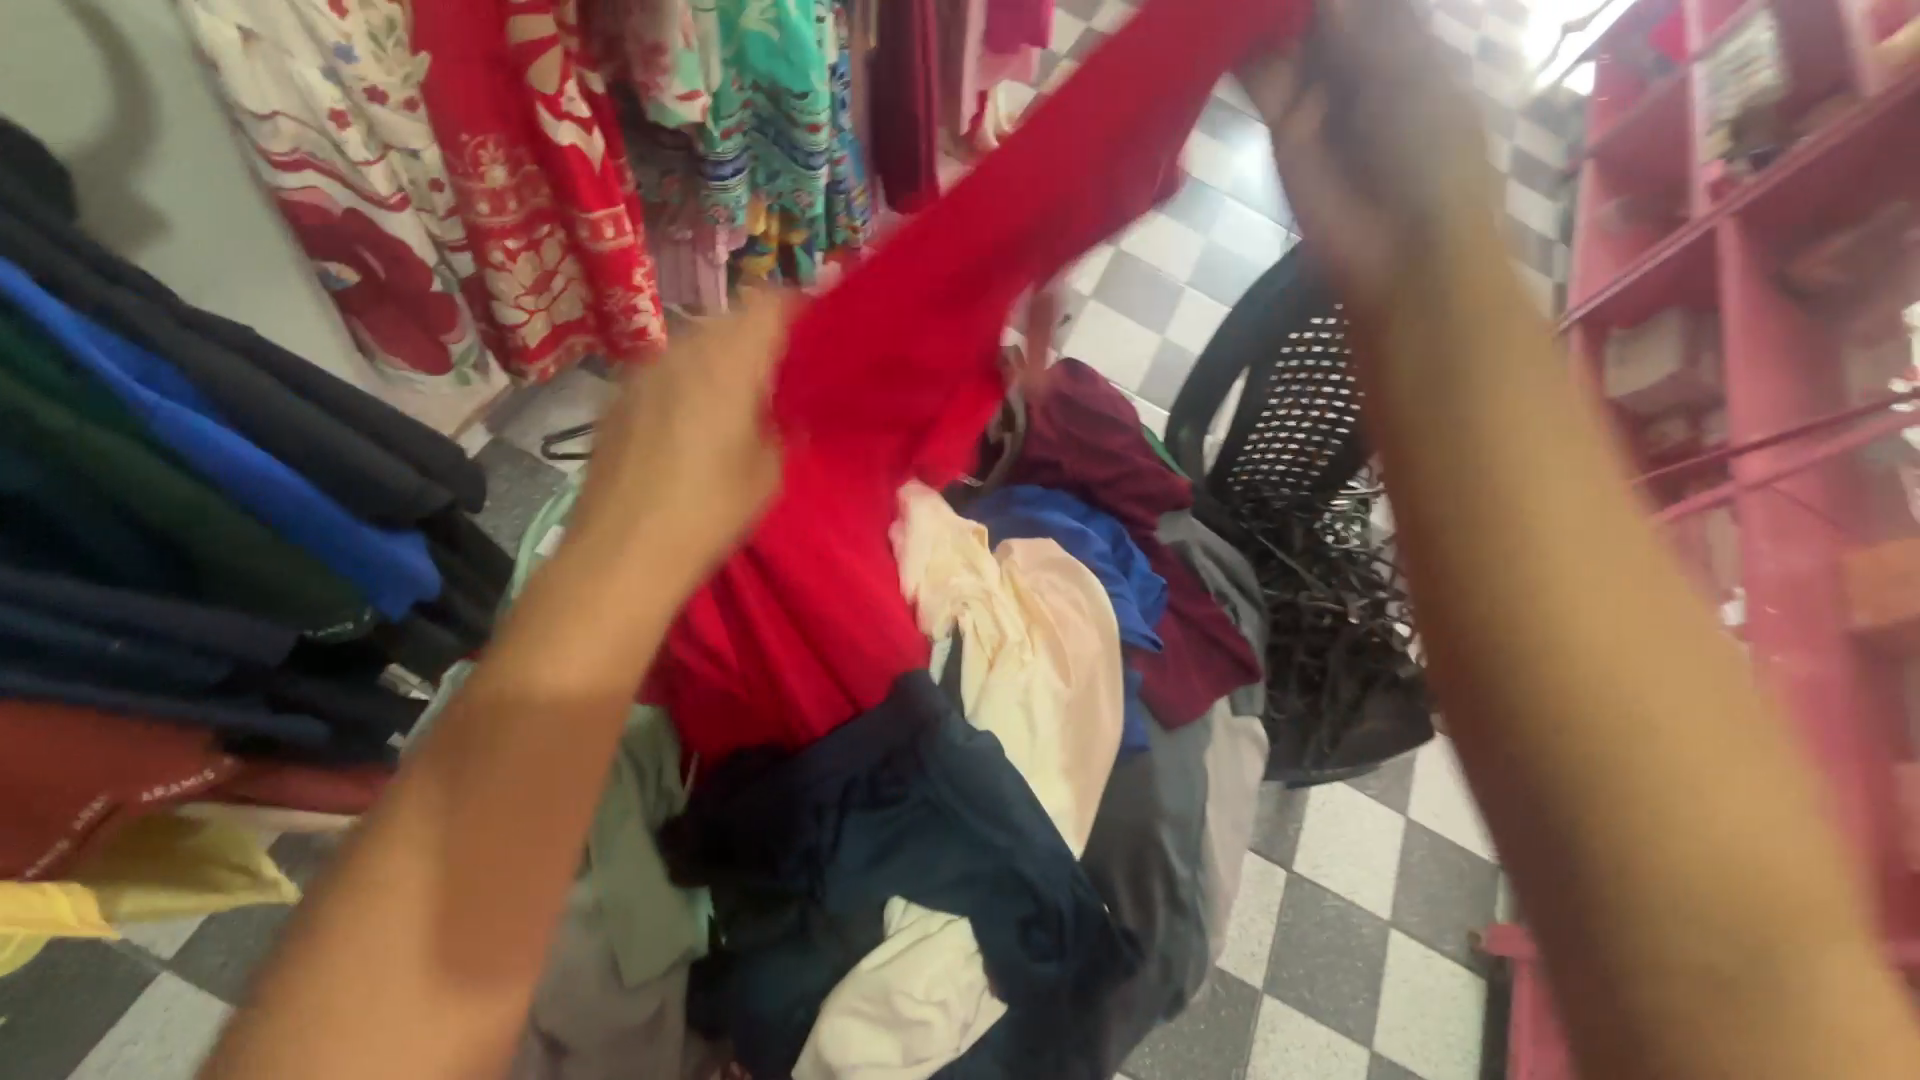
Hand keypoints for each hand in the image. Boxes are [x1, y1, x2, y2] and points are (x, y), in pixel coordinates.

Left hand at [568, 288, 793, 593]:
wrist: (620, 554)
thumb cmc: (708, 512)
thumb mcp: (769, 472)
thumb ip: (784, 426)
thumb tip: (787, 409)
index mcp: (728, 361)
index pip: (769, 303)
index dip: (798, 309)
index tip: (819, 334)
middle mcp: (682, 350)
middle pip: (731, 320)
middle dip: (761, 340)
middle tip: (784, 378)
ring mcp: (643, 371)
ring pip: (695, 345)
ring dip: (723, 362)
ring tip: (739, 404)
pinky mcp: (618, 397)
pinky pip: (667, 372)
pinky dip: (690, 383)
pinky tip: (694, 426)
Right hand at [1238, 0, 1507, 312]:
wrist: (1402, 253)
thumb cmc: (1434, 162)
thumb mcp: (1413, 80)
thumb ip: (1368, 34)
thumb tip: (1325, 2)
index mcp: (1412, 49)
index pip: (1375, 5)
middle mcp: (1362, 67)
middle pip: (1326, 16)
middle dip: (1303, 4)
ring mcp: (1318, 99)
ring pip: (1291, 40)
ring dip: (1270, 16)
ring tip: (1230, 1)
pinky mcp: (1282, 132)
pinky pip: (1263, 81)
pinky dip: (1245, 52)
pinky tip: (1223, 23)